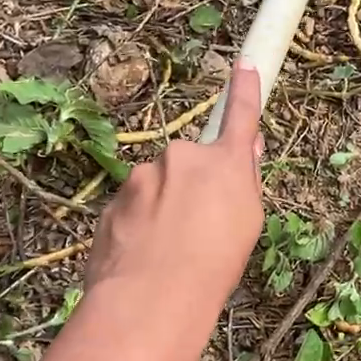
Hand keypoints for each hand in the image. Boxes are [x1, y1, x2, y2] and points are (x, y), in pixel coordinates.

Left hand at [84, 63, 265, 303]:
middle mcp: (180, 158)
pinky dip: (142, 227)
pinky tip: (148, 257)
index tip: (245, 64)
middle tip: (204, 227)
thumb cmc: (217, 261)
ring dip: (166, 209)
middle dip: (195, 185)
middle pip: (192, 164)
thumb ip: (243, 180)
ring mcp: (142, 178)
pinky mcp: (112, 203)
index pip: (240, 117)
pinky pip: (133, 208)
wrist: (152, 296)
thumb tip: (245, 149)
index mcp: (222, 161)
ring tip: (172, 251)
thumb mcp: (248, 220)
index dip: (245, 90)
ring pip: (160, 187)